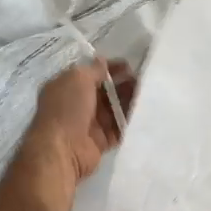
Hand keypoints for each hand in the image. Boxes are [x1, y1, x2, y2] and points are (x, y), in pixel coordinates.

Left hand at [27, 57, 135, 184]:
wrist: (63, 150)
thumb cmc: (67, 109)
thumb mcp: (78, 79)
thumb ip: (93, 70)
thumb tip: (102, 60)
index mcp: (67, 86)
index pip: (91, 73)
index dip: (109, 68)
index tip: (129, 66)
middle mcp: (77, 104)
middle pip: (104, 92)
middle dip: (122, 85)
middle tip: (143, 81)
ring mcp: (88, 124)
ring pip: (113, 110)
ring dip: (128, 102)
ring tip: (147, 96)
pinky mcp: (100, 142)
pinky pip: (118, 129)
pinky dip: (129, 123)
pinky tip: (144, 115)